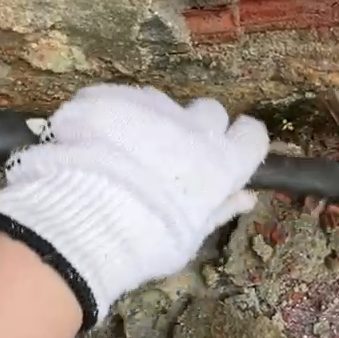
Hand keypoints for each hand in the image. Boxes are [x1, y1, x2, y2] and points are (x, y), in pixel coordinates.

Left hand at [0, 85, 268, 326]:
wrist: (87, 217)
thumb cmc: (148, 240)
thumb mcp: (190, 235)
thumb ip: (219, 208)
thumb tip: (246, 197)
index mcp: (222, 162)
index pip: (252, 136)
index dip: (240, 142)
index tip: (228, 154)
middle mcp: (195, 126)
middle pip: (210, 112)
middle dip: (196, 128)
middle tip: (173, 155)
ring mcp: (153, 107)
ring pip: (163, 104)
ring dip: (154, 121)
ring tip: (125, 151)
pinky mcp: (113, 97)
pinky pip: (121, 100)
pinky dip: (114, 116)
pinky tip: (94, 142)